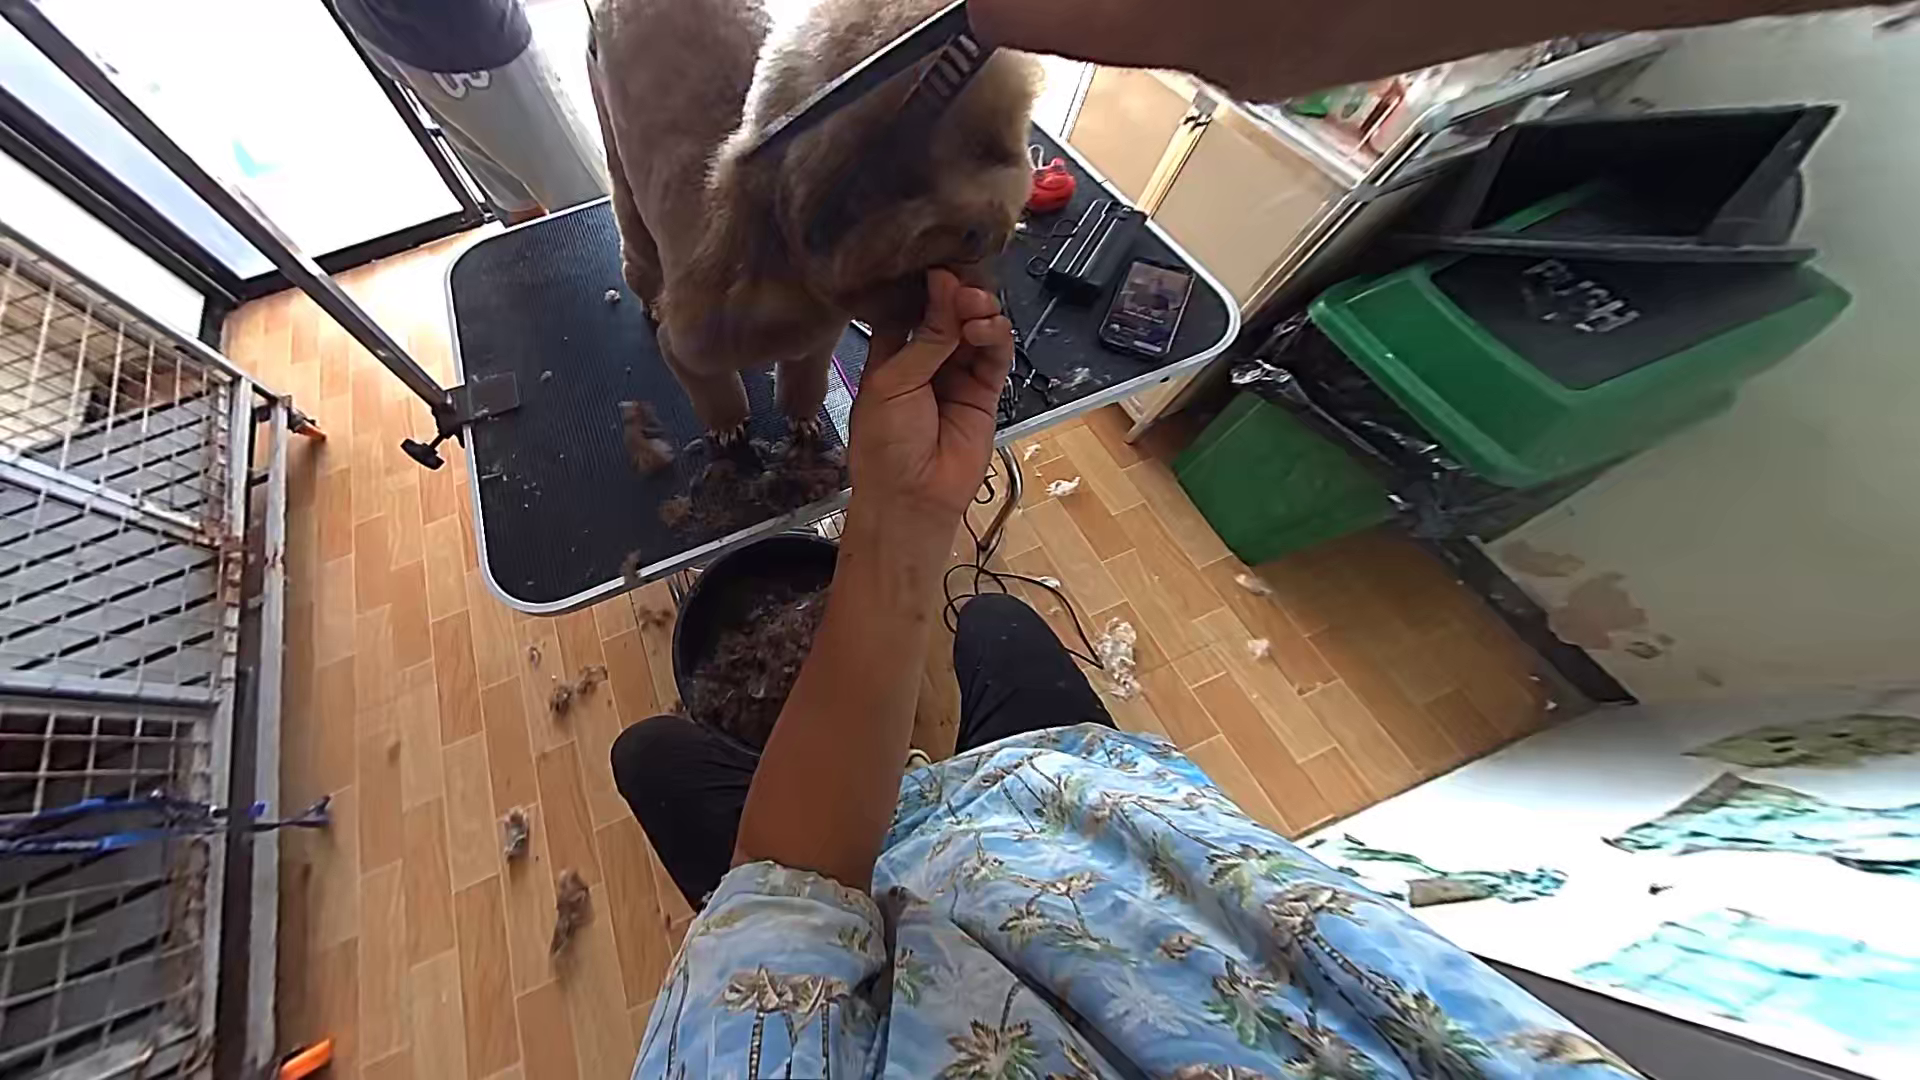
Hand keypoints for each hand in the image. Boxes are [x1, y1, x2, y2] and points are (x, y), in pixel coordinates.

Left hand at [849, 269, 1013, 526]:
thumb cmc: (885, 445)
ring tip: (972, 309)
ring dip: (977, 311)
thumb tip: (944, 285)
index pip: (913, 308)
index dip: (925, 286)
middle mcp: (927, 362)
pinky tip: (983, 329)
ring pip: (975, 330)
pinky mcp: (985, 393)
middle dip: (956, 295)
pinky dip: (994, 337)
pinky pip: (995, 357)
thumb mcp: (893, 382)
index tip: (936, 264)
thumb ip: (924, 337)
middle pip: (949, 314)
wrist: (911, 497)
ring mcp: (958, 376)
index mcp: (892, 356)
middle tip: (959, 284)